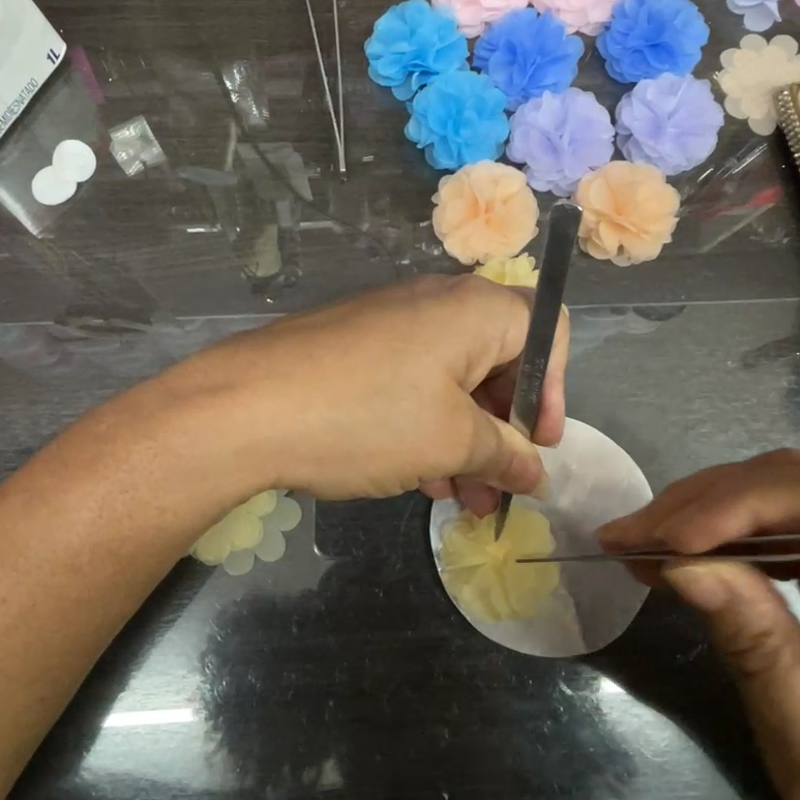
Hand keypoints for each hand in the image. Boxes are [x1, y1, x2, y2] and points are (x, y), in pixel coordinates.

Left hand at [154, 276, 566, 510]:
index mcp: (474, 309)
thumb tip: (536, 470)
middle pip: (498, 358)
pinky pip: (409, 380)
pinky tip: (412, 473)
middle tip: (497, 486)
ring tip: (455, 497)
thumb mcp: (450, 443)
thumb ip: (505, 454)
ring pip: (451, 378)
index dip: (554, 390)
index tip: (537, 444)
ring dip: (464, 437)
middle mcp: (436, 302)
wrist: (245, 406)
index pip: (546, 330)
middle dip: (504, 427)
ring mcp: (389, 320)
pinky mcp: (353, 344)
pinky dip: (423, 423)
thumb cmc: (366, 417)